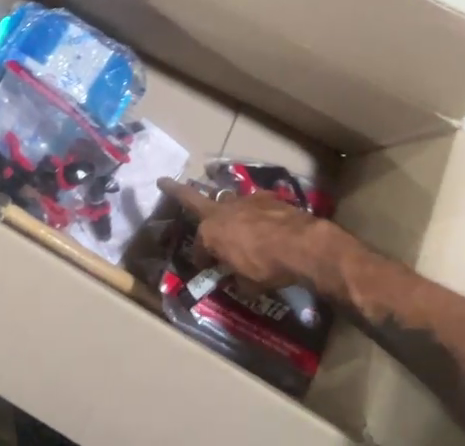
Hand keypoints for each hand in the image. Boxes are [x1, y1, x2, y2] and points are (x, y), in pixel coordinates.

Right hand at [157, 178, 331, 292]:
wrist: (300, 244)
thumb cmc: (267, 267)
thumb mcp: (249, 283)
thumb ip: (239, 278)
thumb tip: (239, 279)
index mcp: (211, 232)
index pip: (199, 246)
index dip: (201, 258)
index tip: (205, 267)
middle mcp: (221, 210)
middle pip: (193, 198)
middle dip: (176, 191)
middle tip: (163, 181)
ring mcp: (243, 199)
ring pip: (225, 198)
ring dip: (223, 205)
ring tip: (227, 211)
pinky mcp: (266, 196)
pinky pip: (253, 203)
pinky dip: (254, 211)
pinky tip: (263, 219)